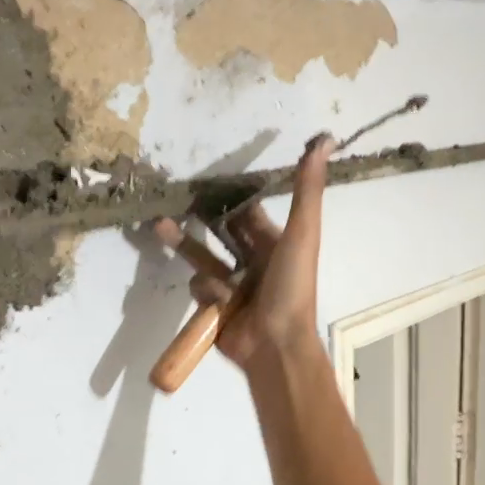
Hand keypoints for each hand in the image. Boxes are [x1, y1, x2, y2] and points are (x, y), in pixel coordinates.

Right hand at [153, 136, 331, 371]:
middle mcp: (254, 263)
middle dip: (199, 218)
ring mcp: (233, 287)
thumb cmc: (291, 287)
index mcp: (276, 243)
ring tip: (159, 226)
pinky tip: (219, 301)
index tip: (207, 178)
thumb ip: (307, 189)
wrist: (275, 345)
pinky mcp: (215, 308)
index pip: (249, 212)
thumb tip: (325, 139)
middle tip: (174, 198)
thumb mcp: (302, 233)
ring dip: (184, 243)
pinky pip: (200, 289)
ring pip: (204, 259)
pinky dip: (206, 292)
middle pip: (220, 233)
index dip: (231, 196)